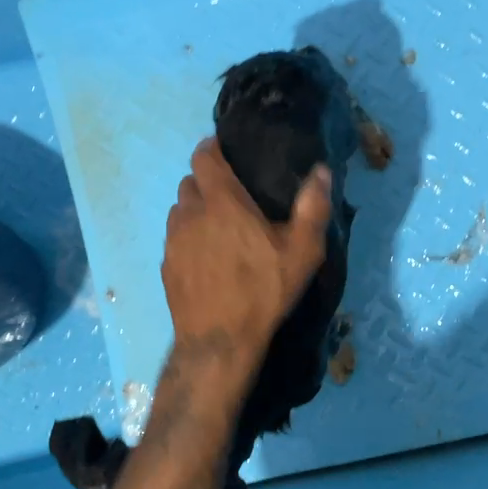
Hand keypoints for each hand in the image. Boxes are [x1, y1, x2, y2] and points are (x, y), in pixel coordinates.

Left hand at [162, 138, 331, 368]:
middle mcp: (190, 215)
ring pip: (179, 210)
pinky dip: (189, 236)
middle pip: (189, 182)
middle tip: (232, 192)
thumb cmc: (264, 290)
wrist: (219, 341)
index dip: (211, 147)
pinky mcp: (166, 266)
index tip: (224, 148)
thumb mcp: (302, 251)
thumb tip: (321, 171)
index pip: (203, 158)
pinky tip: (208, 256)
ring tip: (219, 224)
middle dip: (207, 180)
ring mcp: (173, 242)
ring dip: (196, 208)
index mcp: (222, 203)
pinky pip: (175, 238)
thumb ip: (313, 207)